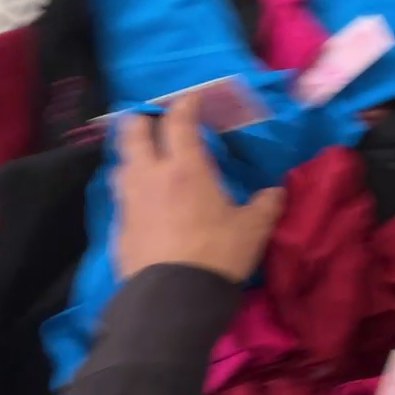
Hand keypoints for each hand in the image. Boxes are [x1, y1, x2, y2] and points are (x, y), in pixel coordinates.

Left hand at [114, 93, 283, 282]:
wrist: (174, 297)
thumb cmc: (219, 252)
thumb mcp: (254, 227)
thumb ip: (265, 203)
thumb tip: (274, 191)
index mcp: (186, 168)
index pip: (180, 122)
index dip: (186, 104)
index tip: (194, 97)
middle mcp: (151, 176)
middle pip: (134, 133)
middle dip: (144, 119)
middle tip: (158, 119)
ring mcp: (130, 200)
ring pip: (121, 162)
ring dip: (134, 152)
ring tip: (149, 157)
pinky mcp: (120, 225)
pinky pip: (122, 192)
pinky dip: (133, 184)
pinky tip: (147, 196)